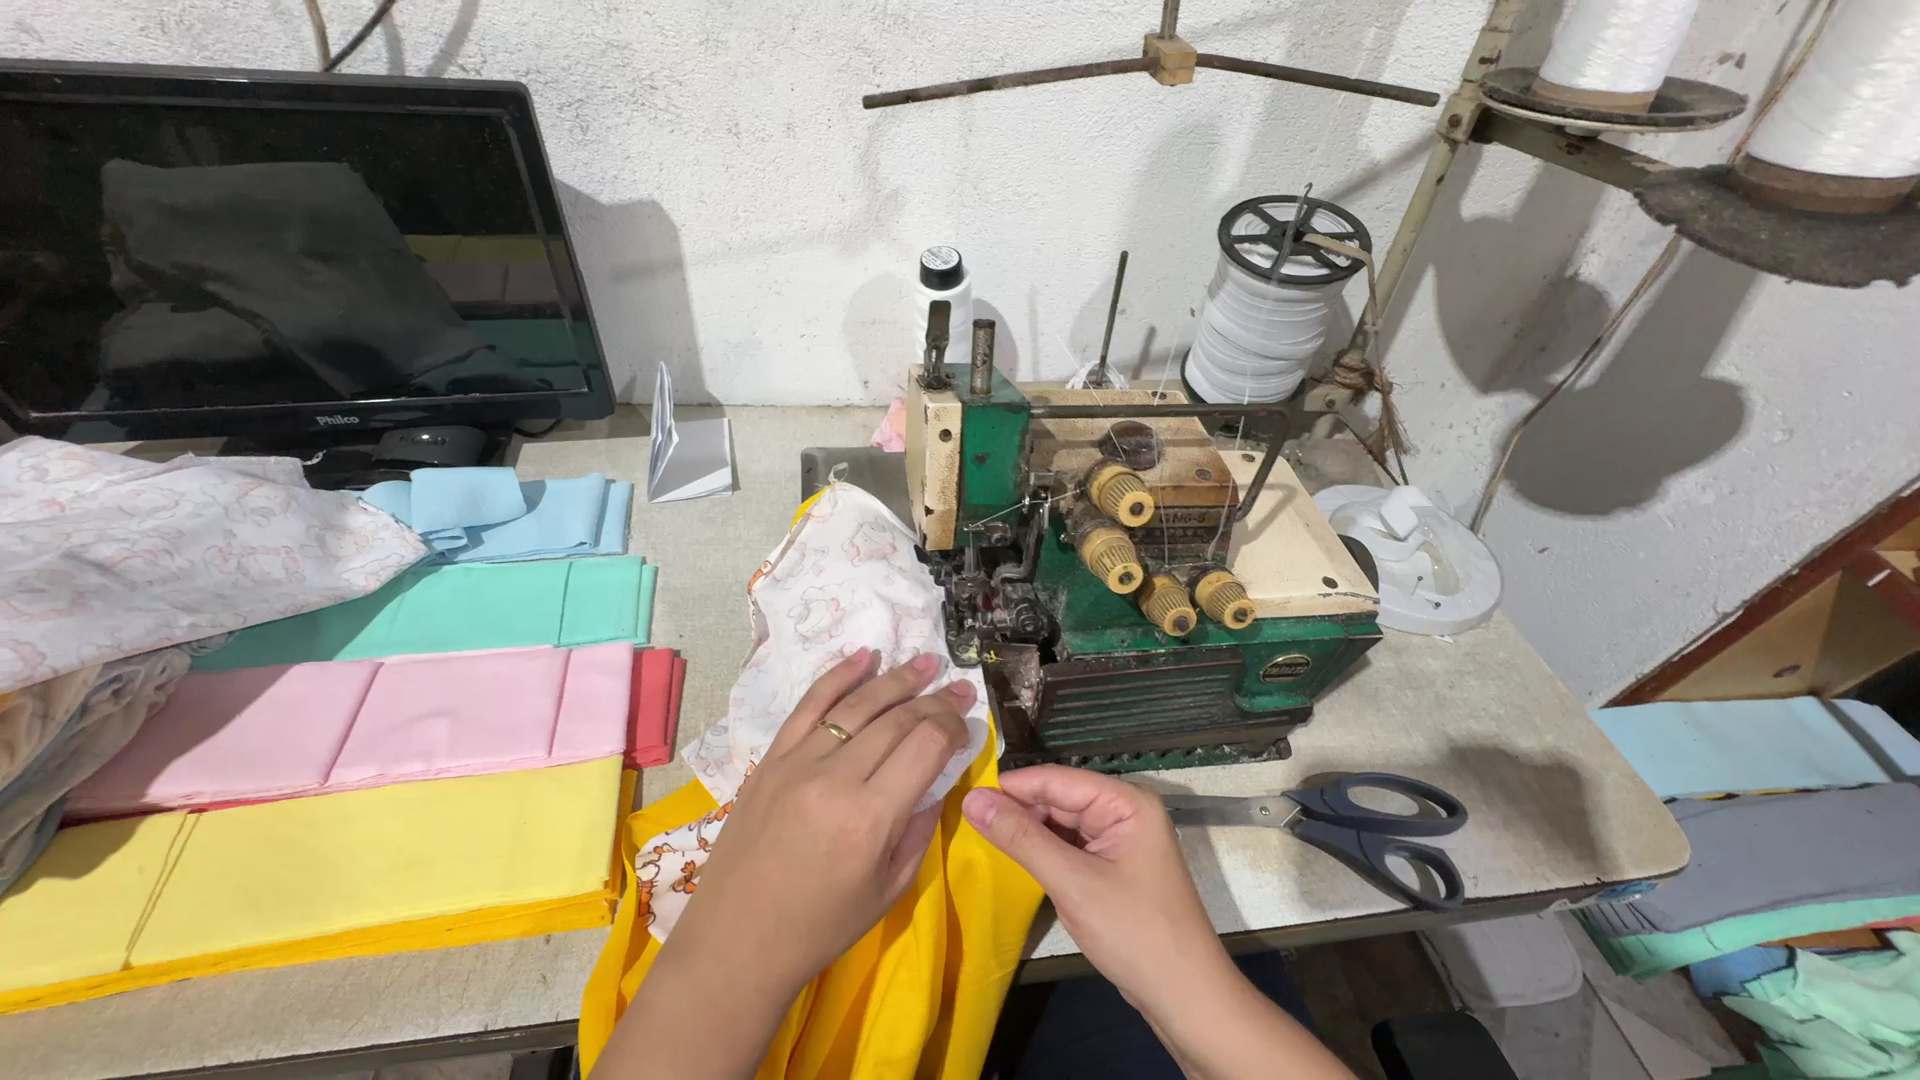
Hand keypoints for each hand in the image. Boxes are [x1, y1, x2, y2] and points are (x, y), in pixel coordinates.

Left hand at [599, 649, 973, 1079]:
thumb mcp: (890, 887)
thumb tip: (937, 775)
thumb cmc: (821, 926)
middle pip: (896, 719)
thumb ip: (919, 825)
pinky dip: (838, 676)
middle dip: (935, 699)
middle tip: (960, 687)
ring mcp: (797, 762)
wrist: (737, 939)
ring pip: (856, 704)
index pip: (924, 745)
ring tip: (926, 662)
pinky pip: (808, 705)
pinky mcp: (771, 758)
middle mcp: (834, 778)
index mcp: (869, 817)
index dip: (952, 726)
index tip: (967, 724)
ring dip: (897, 678)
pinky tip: (864, 656)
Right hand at [965, 767, 1356, 1079]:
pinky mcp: (1112, 865)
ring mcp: (1119, 839)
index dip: (1010, 786)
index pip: (1056, 779)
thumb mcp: (1072, 882)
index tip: (963, 794)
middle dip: (1016, 808)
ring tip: (977, 833)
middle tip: (964, 818)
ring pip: (1060, 822)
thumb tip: (972, 799)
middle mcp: (1123, 810)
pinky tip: (1012, 856)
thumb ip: (1021, 838)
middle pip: (1058, 798)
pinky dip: (1042, 850)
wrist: (1185, 997)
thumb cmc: (1134, 932)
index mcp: (1125, 801)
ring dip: (1026, 830)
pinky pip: (1069, 845)